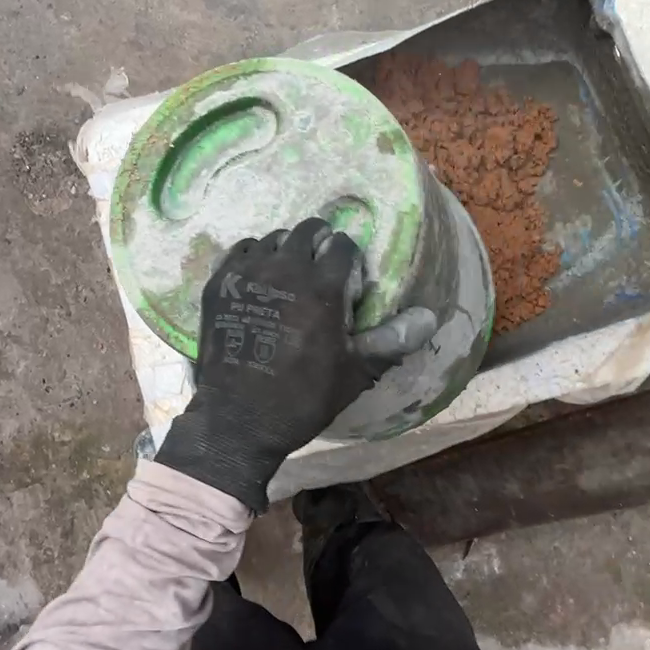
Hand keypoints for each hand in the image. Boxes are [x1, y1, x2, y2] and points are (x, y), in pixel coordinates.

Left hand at [153, 217, 437, 510]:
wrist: (240, 418)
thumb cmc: (303, 397)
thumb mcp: (355, 373)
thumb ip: (391, 340)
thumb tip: (429, 317)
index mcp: (323, 287)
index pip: (343, 244)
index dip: (349, 257)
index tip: (347, 277)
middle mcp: (285, 269)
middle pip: (307, 231)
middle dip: (319, 243)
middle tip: (321, 269)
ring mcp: (248, 273)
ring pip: (273, 239)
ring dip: (286, 249)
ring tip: (289, 274)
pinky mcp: (219, 283)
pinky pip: (241, 251)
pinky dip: (254, 257)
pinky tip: (258, 278)